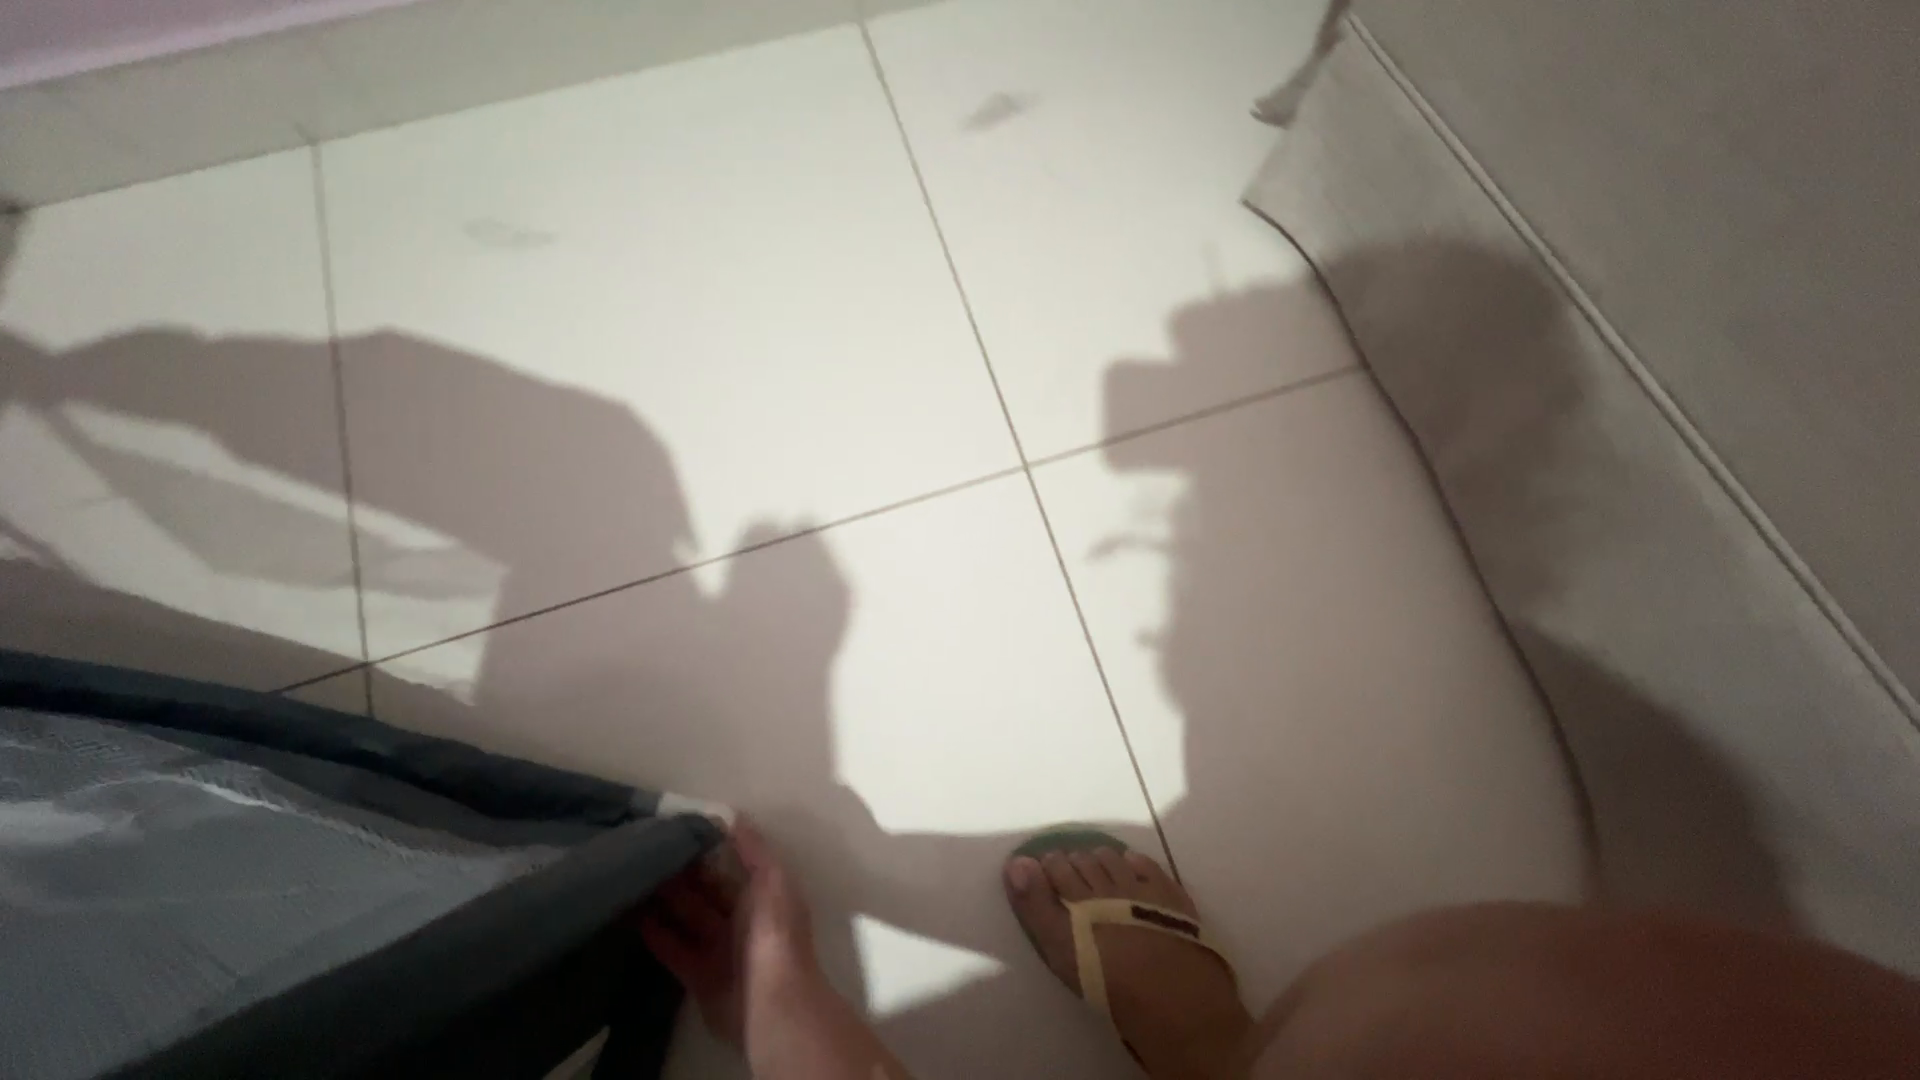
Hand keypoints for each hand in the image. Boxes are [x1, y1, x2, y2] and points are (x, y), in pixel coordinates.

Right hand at [639, 818, 820, 1047]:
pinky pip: (673, 949)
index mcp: (763, 892)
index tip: (677, 829)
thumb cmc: (773, 932)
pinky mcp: (698, 975)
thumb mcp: (771, 879)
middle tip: (647, 852)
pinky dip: (656, 934)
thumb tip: (733, 816)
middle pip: (707, 890)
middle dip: (682, 873)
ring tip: (634, 879)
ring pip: (687, 917)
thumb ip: (753, 848)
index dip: (709, 848)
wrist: (770, 1002)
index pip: (732, 864)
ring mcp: (719, 948)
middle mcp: (742, 918)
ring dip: (664, 901)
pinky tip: (633, 916)